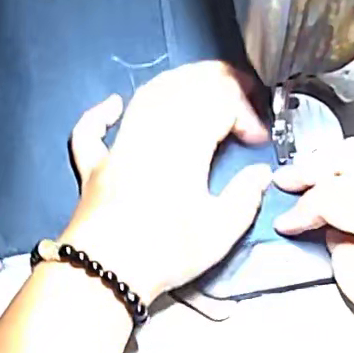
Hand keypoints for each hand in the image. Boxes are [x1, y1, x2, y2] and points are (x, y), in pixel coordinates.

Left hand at [56, 61, 275, 301]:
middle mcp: (151, 130)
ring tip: (199, 88)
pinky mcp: (95, 166)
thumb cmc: (167, 251)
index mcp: (186, 141)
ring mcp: (118, 144)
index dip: (245, 112)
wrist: (107, 271)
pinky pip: (94, 128)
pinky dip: (103, 112)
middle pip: (185, 85)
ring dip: (176, 83)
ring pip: (146, 95)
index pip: (221, 102)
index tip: (257, 139)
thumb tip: (260, 174)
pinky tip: (113, 104)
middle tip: (241, 93)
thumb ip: (245, 197)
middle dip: (218, 81)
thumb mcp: (220, 231)